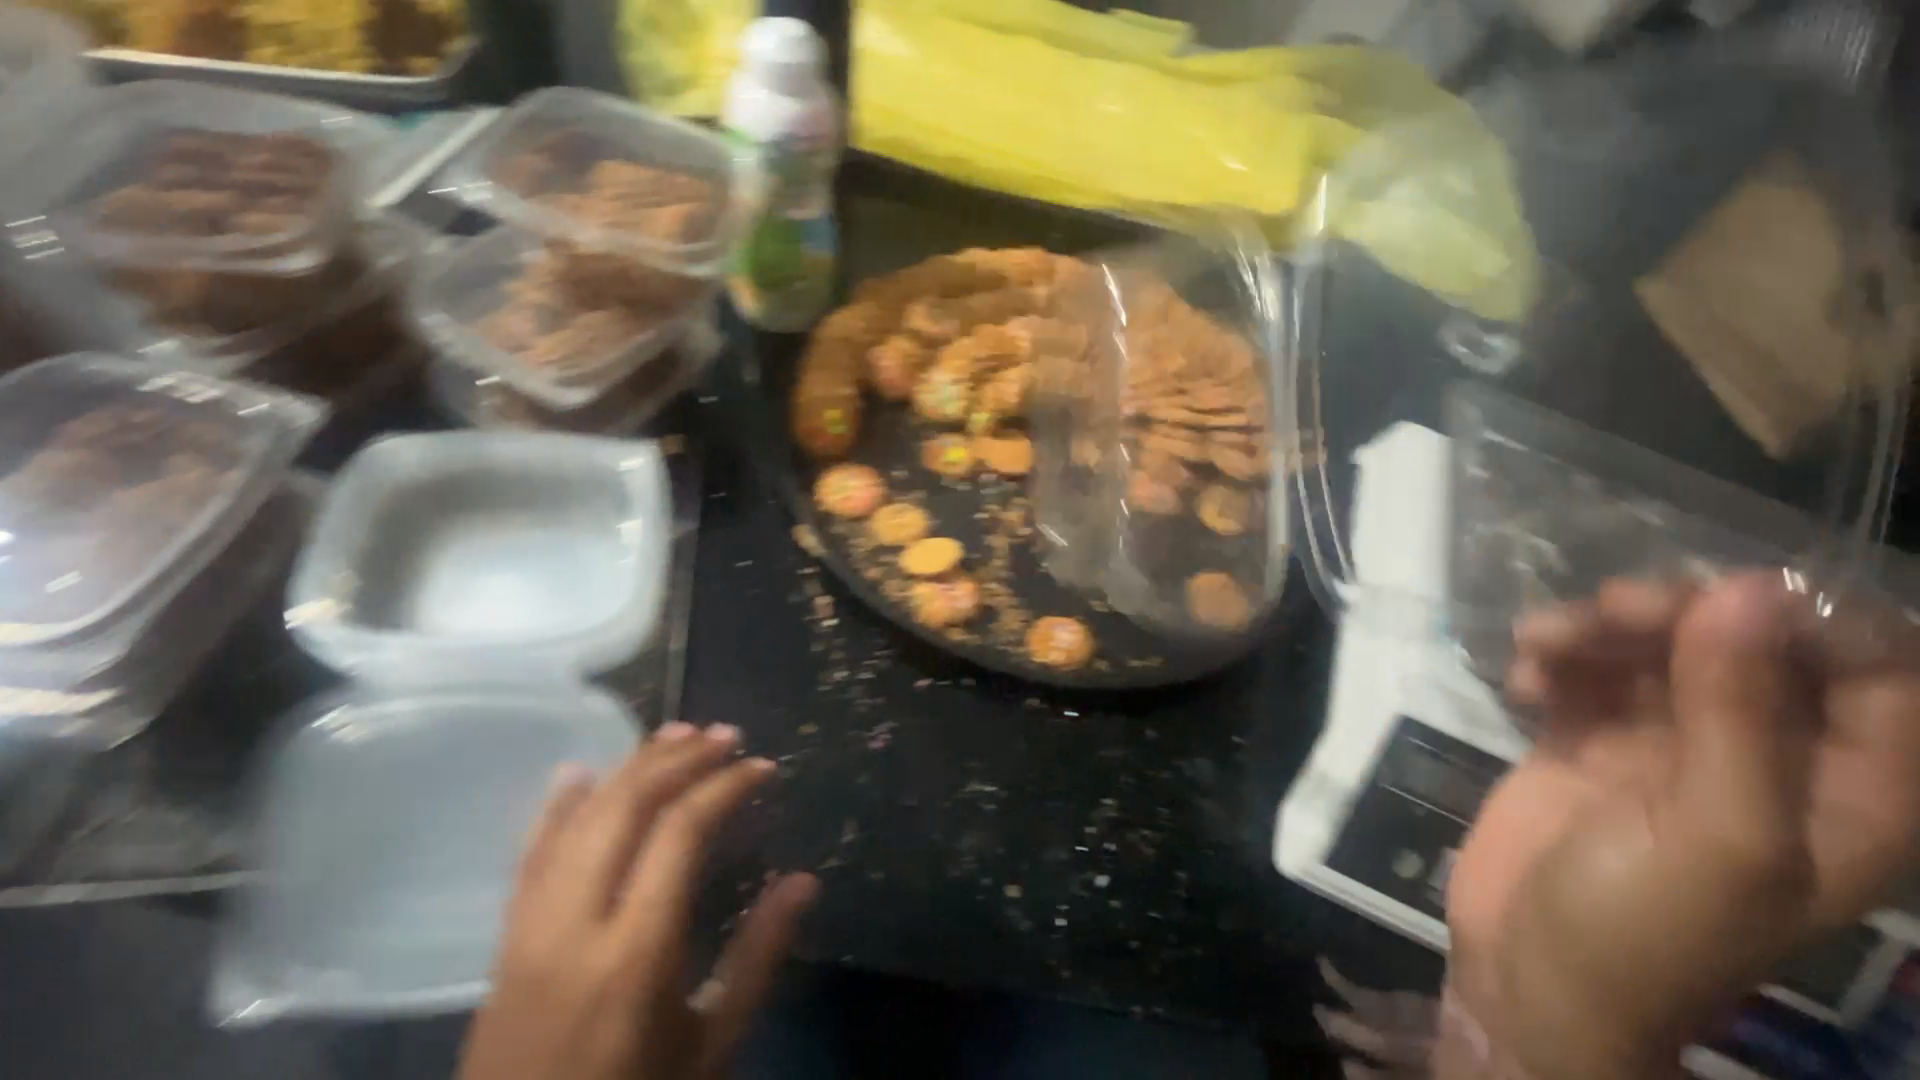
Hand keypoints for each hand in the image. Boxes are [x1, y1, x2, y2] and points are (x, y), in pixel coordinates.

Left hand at [457, 722, 818, 1079]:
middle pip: (626, 808)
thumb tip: (804, 882)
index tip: (761, 767)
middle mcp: (575, 923)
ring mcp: (530, 927)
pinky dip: (557, 805)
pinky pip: (529, 853)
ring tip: (676, 735)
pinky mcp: (504, 938)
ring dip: (629, 767)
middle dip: (679, 760)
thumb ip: (758, 958)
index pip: (680, 834)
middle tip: (724, 735)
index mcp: (635, 954)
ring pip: (577, 818)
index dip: (723, 786)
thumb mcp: (711, 1045)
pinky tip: (579, 771)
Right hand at [1446, 575, 1919, 1079]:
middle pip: (1742, 640)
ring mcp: (1666, 744)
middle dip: (1675, 613)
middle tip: (1608, 612)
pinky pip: (1582, 670)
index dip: (1808, 620)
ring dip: (1595, 629)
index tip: (1719, 597)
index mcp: (1844, 788)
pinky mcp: (1586, 739)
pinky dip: (1552, 659)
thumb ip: (1737, 710)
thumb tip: (1748, 587)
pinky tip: (1521, 679)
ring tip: (1542, 644)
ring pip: (1651, 645)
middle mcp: (1761, 753)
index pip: (1872, 670)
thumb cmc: (1645, 928)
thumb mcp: (1715, 832)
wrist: (1528, 975)